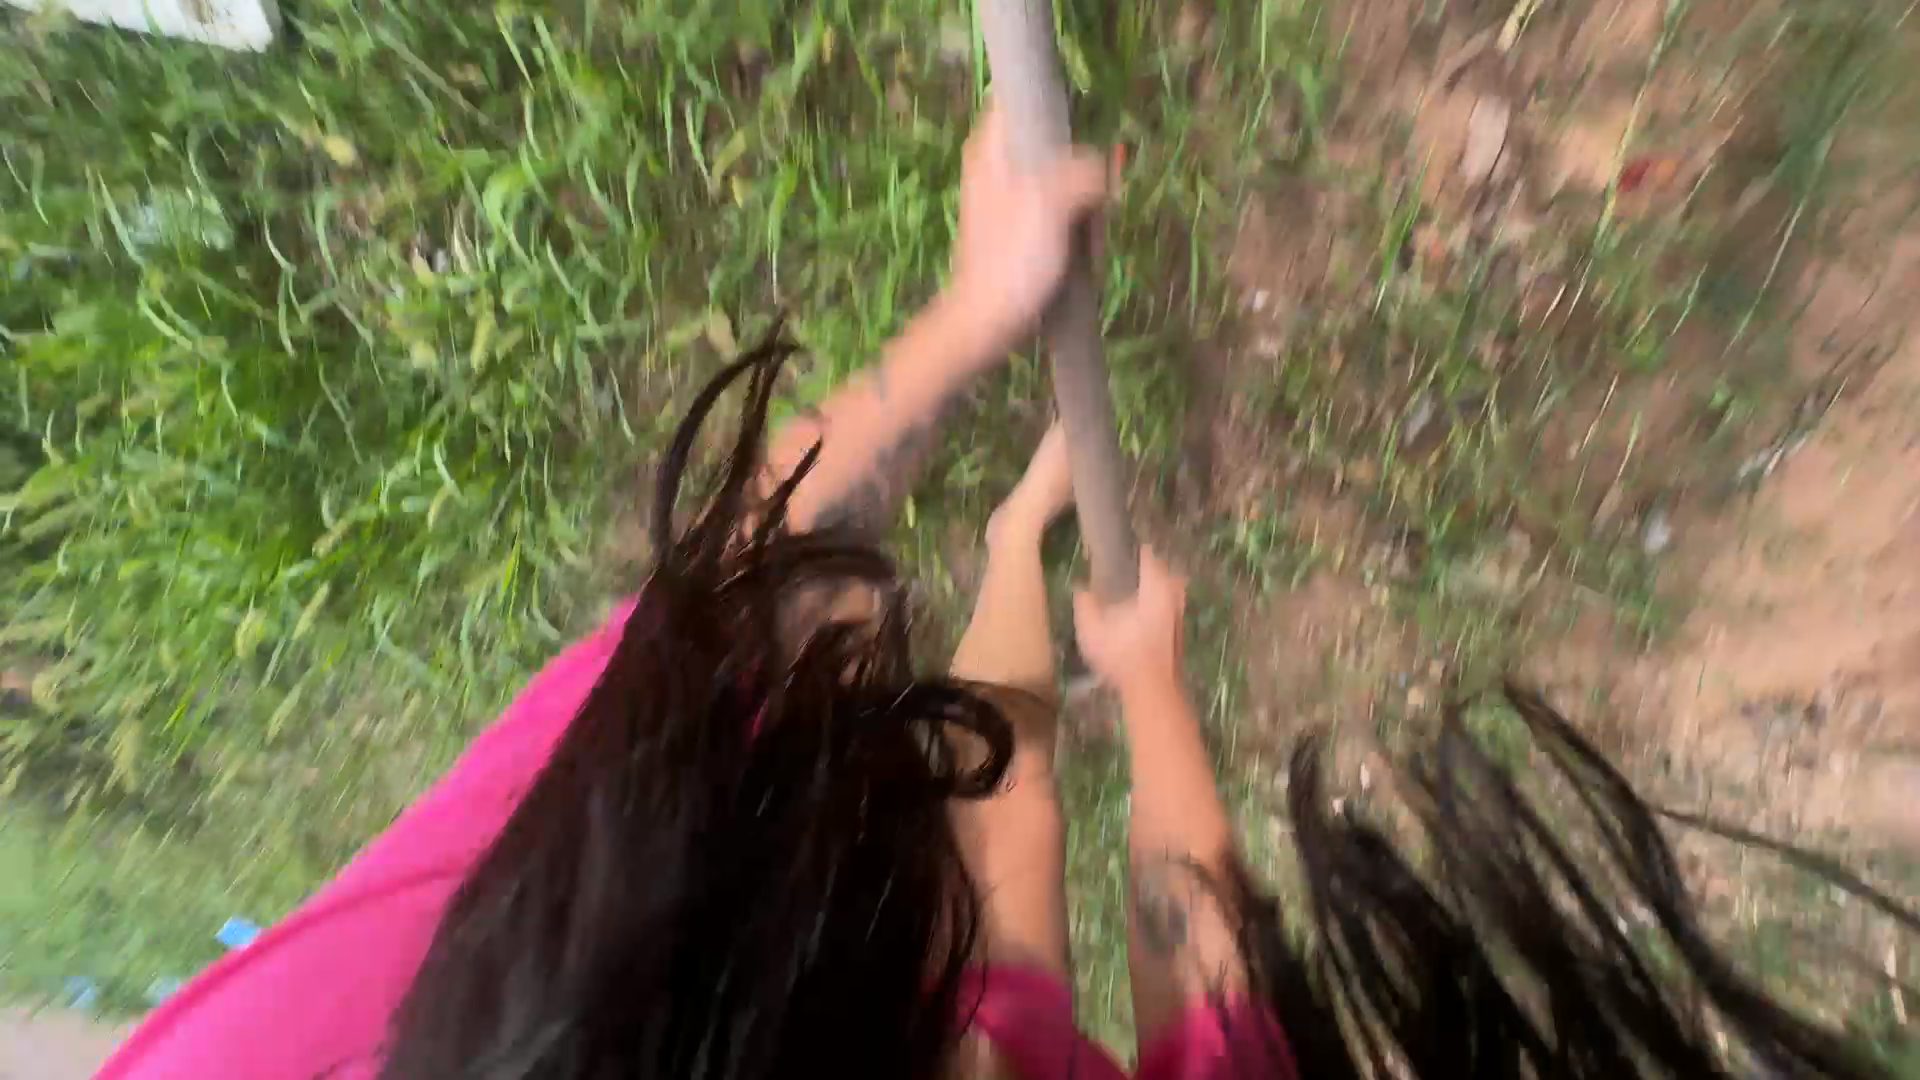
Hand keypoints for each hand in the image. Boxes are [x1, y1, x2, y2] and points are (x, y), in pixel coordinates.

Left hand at [948, 104, 1109, 352]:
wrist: (988, 323)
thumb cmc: (1012, 261)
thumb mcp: (1051, 201)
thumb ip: (1084, 170)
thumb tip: (1107, 170)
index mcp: (992, 149)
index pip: (1023, 98)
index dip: (1058, 110)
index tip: (1081, 140)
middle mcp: (1000, 169)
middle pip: (1059, 148)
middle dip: (1085, 178)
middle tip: (1091, 208)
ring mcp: (1014, 205)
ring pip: (1069, 188)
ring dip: (1087, 215)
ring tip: (1087, 245)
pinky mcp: (1026, 237)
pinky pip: (1065, 221)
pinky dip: (1078, 236)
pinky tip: (1082, 258)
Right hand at [1072, 547, 1187, 702]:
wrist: (1152, 691)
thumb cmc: (1122, 654)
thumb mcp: (1091, 628)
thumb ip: (1085, 603)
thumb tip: (1081, 587)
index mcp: (1155, 585)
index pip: (1147, 555)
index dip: (1132, 551)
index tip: (1116, 553)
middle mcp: (1173, 596)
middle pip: (1163, 572)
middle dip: (1146, 572)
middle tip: (1125, 576)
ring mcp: (1180, 617)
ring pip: (1168, 593)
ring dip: (1153, 593)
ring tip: (1129, 599)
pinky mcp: (1180, 636)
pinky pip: (1168, 612)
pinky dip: (1156, 611)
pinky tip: (1137, 623)